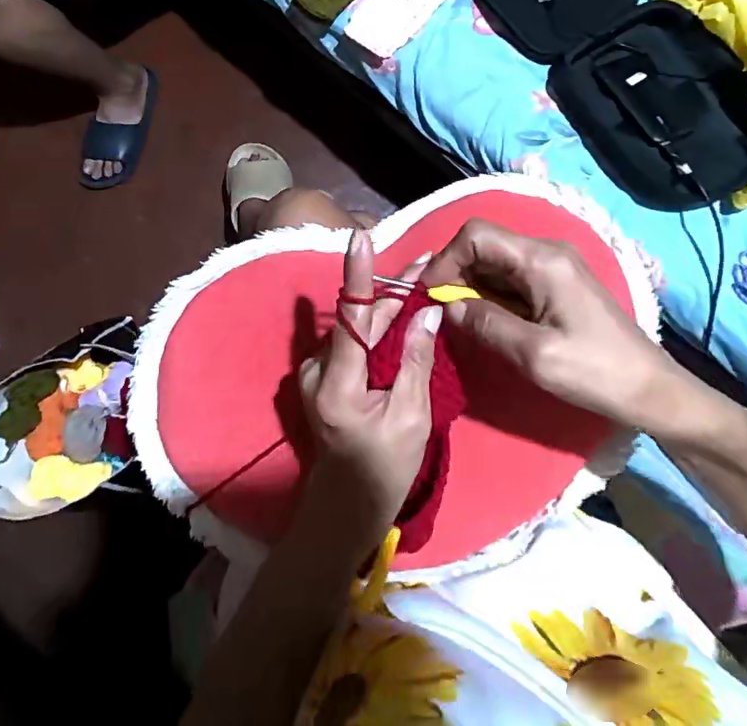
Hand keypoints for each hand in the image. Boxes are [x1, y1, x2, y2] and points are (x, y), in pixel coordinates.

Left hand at [295, 230, 437, 551]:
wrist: (344, 507)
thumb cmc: (382, 470)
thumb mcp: (410, 417)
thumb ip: (414, 360)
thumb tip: (428, 312)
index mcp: (338, 383)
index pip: (349, 318)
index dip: (357, 276)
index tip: (360, 239)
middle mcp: (319, 370)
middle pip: (358, 319)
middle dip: (392, 292)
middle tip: (426, 266)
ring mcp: (317, 373)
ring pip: (356, 329)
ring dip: (387, 309)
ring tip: (421, 284)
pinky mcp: (323, 377)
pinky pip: (353, 344)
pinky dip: (378, 330)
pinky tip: (403, 316)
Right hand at [423, 219, 727, 440]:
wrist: (650, 389)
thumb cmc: (596, 372)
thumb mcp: (535, 355)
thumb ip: (487, 324)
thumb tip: (447, 306)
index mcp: (542, 260)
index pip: (477, 235)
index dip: (446, 259)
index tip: (431, 294)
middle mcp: (547, 252)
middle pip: (485, 243)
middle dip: (456, 271)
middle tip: (441, 309)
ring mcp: (554, 266)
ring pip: (496, 260)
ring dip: (472, 283)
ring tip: (459, 317)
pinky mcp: (558, 283)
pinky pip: (512, 276)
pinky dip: (491, 292)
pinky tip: (486, 319)